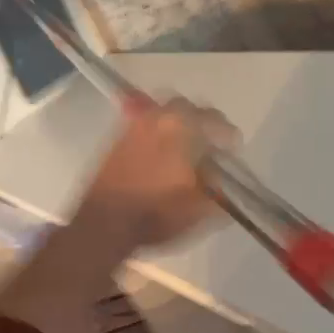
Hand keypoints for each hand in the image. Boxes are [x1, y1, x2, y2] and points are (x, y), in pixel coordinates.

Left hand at [74, 91, 238, 253]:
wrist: (103, 224)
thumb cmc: (155, 215)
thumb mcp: (199, 209)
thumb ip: (218, 189)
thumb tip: (224, 180)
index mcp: (183, 127)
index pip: (215, 120)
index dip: (227, 136)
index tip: (230, 150)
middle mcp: (156, 118)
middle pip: (185, 108)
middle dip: (200, 122)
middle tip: (207, 143)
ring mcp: (131, 127)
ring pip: (160, 114)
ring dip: (174, 126)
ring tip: (182, 147)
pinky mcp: (113, 141)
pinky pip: (140, 128)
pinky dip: (153, 136)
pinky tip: (157, 155)